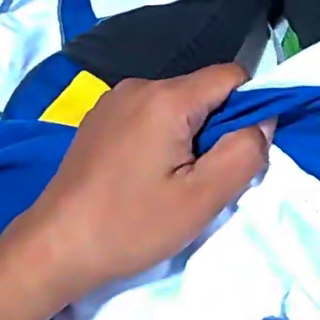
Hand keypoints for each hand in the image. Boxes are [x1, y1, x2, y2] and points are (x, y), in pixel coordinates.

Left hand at [0, 64, 271, 308]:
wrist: (56, 243)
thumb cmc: (132, 223)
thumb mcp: (201, 199)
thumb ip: (242, 154)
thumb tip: (263, 120)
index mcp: (165, 97)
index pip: (230, 76)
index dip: (249, 107)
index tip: (242, 151)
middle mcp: (138, 85)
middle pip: (201, 92)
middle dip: (216, 128)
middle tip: (204, 179)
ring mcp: (113, 100)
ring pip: (174, 105)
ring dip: (187, 136)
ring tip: (171, 182)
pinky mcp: (98, 118)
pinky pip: (146, 114)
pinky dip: (159, 137)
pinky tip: (143, 176)